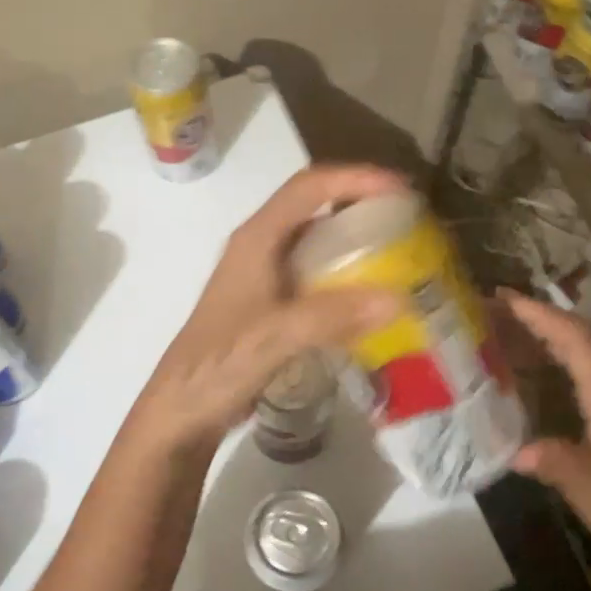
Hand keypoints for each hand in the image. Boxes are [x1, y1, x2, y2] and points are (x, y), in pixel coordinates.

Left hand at [134, 165, 406, 449]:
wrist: (180, 412)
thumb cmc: (217, 366)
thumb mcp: (274, 337)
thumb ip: (331, 315)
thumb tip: (397, 298)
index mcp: (256, 241)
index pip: (309, 188)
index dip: (356, 179)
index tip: (402, 190)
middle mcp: (259, 250)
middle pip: (315, 211)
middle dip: (362, 210)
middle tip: (411, 226)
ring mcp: (262, 281)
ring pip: (316, 247)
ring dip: (356, 248)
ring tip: (402, 261)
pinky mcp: (268, 310)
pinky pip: (315, 282)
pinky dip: (346, 284)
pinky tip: (372, 307)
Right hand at [500, 291, 590, 583]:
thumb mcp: (588, 486)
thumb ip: (554, 462)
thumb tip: (515, 451)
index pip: (577, 341)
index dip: (542, 316)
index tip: (505, 299)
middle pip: (580, 335)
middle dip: (540, 315)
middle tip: (495, 305)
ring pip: (583, 348)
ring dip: (546, 331)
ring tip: (505, 323)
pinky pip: (582, 366)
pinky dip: (554, 353)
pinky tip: (529, 361)